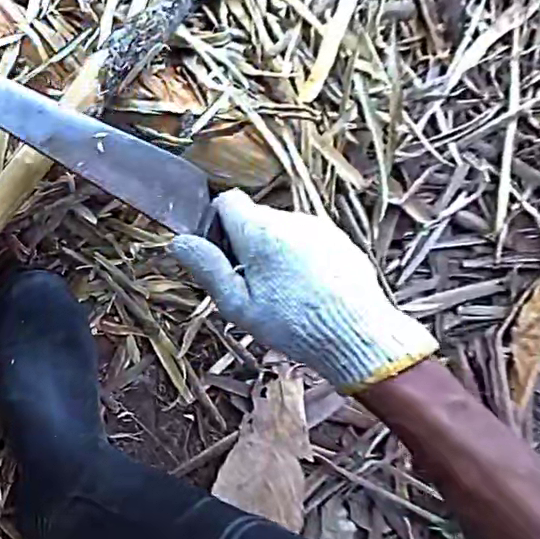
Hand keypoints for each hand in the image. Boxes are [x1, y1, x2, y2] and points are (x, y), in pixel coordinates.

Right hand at [169, 191, 435, 390]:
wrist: (361, 338)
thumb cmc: (293, 325)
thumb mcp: (236, 304)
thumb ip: (207, 268)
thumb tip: (178, 241)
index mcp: (260, 232)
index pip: (226, 200)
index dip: (214, 223)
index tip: (219, 253)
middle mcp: (291, 220)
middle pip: (252, 217)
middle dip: (242, 242)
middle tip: (246, 283)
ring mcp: (319, 228)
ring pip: (278, 229)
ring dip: (269, 251)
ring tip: (278, 291)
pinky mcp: (340, 240)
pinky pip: (304, 239)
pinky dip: (295, 256)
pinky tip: (302, 289)